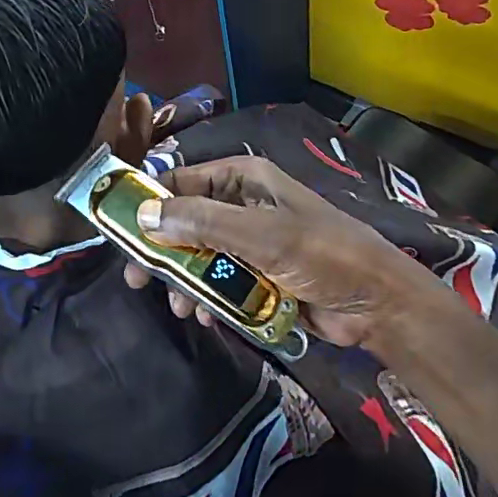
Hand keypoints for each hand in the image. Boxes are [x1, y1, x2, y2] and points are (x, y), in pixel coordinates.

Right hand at [122, 156, 438, 345]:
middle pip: (184, 221)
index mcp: (242, 179)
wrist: (378, 304)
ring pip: (198, 255)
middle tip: (137, 278)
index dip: (148, 202)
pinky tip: (206, 317)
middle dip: (162, 251)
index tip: (119, 232)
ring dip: (184, 280)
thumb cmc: (322, 255)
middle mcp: (242, 204)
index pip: (180, 181)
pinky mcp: (258, 274)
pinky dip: (208, 297)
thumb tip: (144, 215)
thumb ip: (202, 222)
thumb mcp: (260, 234)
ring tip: (181, 308)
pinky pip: (219, 281)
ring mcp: (250, 241)